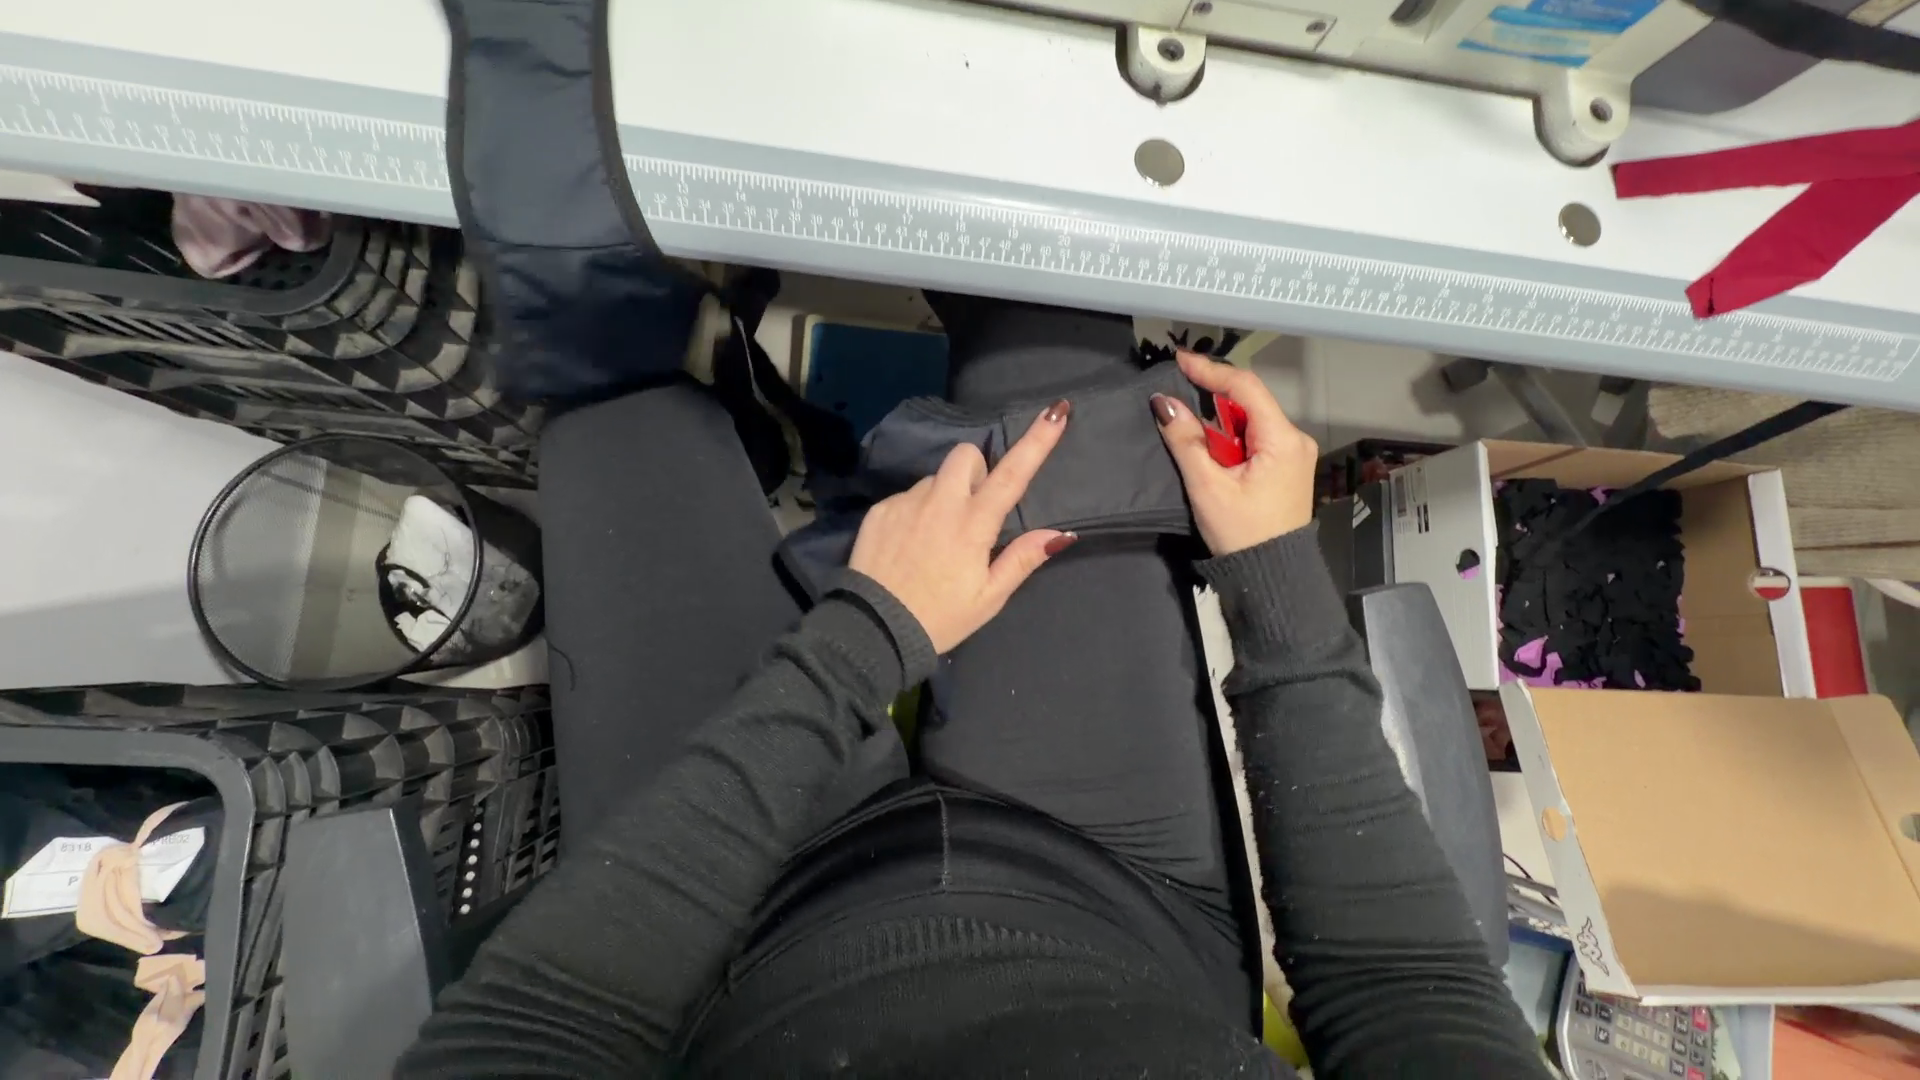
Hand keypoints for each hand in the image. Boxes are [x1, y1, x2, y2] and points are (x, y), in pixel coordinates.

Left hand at [849, 401, 1077, 652]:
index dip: (1037, 441)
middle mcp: (939, 503)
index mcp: (973, 524)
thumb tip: (1061, 532)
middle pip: (966, 455)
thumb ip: (1022, 559)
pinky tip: (910, 545)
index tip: (1056, 411)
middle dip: (976, 470)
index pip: (1012, 474)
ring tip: (936, 539)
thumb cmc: (940, 618)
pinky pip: (907, 496)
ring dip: (943, 497)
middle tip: (974, 510)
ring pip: (935, 479)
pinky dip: (916, 512)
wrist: (874, 630)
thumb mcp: (989, 597)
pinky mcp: (879, 510)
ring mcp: (905, 503)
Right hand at [1151, 350, 1317, 555]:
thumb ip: (1186, 441)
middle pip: (1249, 402)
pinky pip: (1254, 439)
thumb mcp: (1207, 487)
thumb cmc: (1242, 533)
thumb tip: (1165, 404)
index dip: (1211, 370)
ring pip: (1249, 421)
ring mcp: (1292, 454)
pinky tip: (1208, 446)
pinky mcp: (1284, 468)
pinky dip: (1229, 438)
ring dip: (1218, 421)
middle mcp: (1294, 440)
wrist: (1272, 574)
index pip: (1245, 388)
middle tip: (1177, 390)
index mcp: (1282, 440)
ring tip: (1186, 422)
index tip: (1180, 360)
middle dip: (1212, 396)